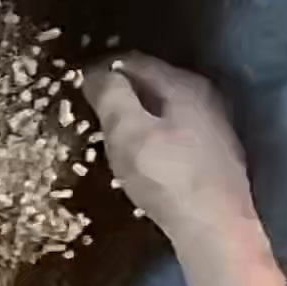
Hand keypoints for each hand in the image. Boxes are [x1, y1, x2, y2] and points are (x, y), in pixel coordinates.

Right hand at [84, 53, 263, 266]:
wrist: (212, 223)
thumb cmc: (164, 176)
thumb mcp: (127, 133)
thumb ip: (111, 97)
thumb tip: (96, 73)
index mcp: (181, 85)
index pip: (132, 61)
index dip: (99, 69)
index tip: (74, 83)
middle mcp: (202, 95)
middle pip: (151, 80)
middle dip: (118, 88)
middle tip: (87, 104)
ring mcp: (211, 123)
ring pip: (162, 104)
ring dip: (134, 110)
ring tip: (107, 127)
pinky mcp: (212, 149)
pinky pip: (172, 126)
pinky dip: (150, 128)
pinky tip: (138, 149)